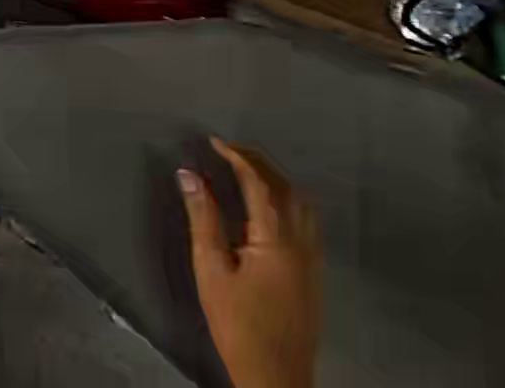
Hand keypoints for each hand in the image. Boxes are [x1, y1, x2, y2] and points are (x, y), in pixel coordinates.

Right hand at [179, 137, 322, 387]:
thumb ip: (203, 218)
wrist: (277, 379)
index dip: (236, 155)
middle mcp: (300, 237)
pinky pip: (307, 215)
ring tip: (248, 168)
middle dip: (256, 159)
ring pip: (300, 198)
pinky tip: (273, 202)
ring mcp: (313, 253)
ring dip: (275, 175)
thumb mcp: (211, 270)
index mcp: (275, 236)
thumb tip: (189, 175)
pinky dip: (288, 195)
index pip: (258, 180)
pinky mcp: (315, 268)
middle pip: (282, 183)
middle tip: (228, 149)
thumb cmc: (239, 325)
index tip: (213, 141)